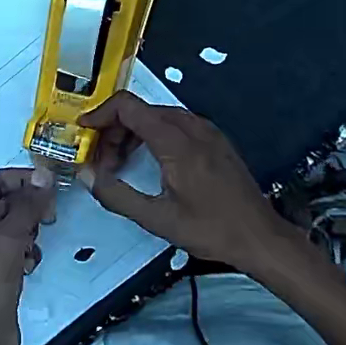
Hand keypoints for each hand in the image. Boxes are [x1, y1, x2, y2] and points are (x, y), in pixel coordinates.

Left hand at [0, 166, 55, 344]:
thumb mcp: (8, 238)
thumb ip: (28, 204)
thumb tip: (44, 176)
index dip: (24, 180)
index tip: (54, 188)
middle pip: (6, 200)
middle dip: (28, 209)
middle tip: (49, 220)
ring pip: (13, 223)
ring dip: (28, 232)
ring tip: (30, 250)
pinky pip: (15, 245)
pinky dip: (26, 251)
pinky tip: (28, 266)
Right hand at [79, 91, 317, 276]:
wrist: (262, 238)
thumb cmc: (210, 229)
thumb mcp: (156, 218)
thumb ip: (116, 195)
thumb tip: (86, 175)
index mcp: (175, 141)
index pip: (127, 106)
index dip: (100, 114)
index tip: (83, 133)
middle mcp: (191, 127)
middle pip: (139, 110)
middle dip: (113, 131)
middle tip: (103, 162)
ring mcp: (206, 131)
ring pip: (156, 116)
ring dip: (131, 133)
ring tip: (121, 164)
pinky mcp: (214, 140)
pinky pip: (174, 124)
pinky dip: (152, 135)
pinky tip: (148, 162)